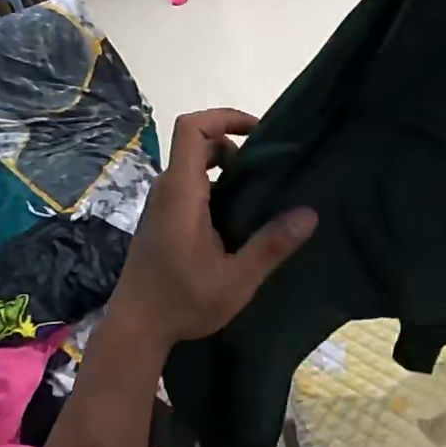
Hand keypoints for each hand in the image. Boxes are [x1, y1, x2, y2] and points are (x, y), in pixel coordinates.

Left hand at [104, 109, 316, 347]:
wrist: (136, 329)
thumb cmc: (182, 302)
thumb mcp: (236, 279)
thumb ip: (271, 245)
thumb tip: (309, 214)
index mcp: (181, 193)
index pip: (193, 128)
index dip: (225, 117)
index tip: (259, 132)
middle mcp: (167, 190)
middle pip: (199, 145)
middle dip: (235, 148)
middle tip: (270, 171)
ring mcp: (162, 205)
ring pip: (196, 168)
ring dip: (228, 171)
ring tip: (261, 196)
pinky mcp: (163, 220)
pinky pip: (191, 188)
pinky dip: (217, 188)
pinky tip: (239, 219)